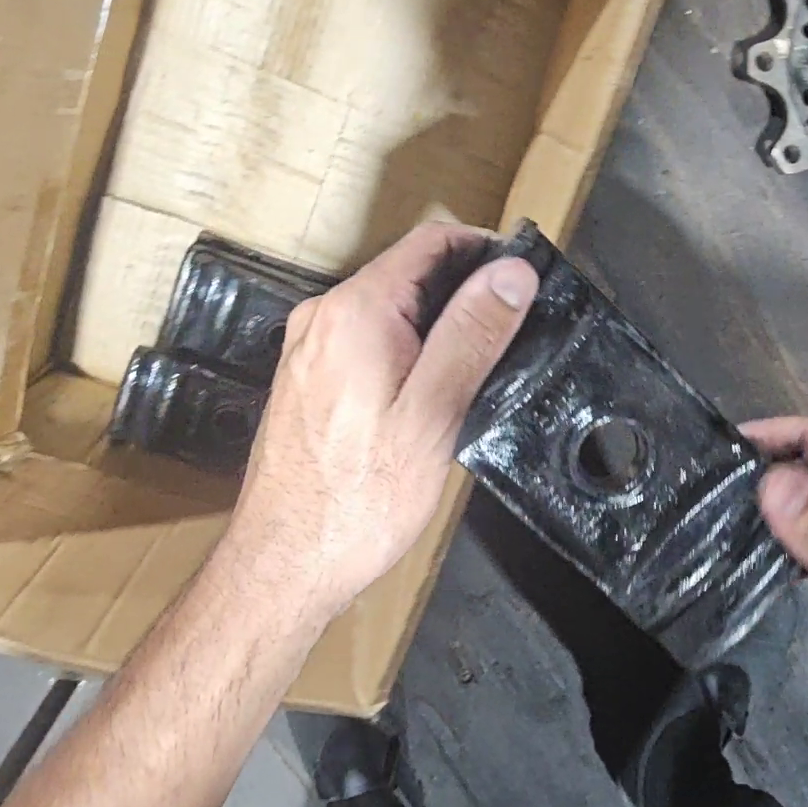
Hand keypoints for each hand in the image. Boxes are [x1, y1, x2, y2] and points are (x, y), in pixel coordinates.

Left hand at [225, 223, 537, 620]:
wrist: (285, 564)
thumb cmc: (361, 499)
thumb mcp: (434, 411)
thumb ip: (472, 333)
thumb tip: (512, 272)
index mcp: (355, 312)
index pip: (430, 242)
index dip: (484, 249)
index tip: (522, 279)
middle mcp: (322, 317)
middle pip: (409, 272)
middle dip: (463, 291)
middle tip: (508, 331)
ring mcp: (309, 347)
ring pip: (389, 306)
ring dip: (436, 322)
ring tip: (474, 364)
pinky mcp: (308, 376)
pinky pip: (367, 337)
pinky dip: (406, 346)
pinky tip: (428, 389)